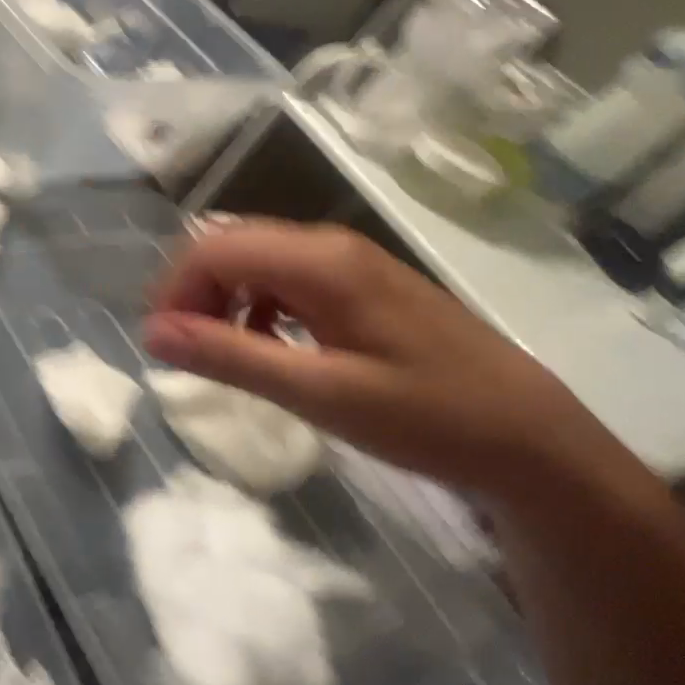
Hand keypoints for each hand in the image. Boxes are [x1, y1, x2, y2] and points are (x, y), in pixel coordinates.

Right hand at [141, 219, 638, 506]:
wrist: (534, 441)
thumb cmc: (427, 418)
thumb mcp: (319, 394)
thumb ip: (230, 357)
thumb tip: (150, 333)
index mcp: (321, 262)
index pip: (212, 248)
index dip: (174, 290)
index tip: (164, 344)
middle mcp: (330, 245)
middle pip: (229, 243)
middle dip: (193, 291)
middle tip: (187, 349)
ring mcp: (350, 260)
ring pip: (254, 257)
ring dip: (222, 297)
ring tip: (223, 350)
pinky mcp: (362, 282)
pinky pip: (285, 273)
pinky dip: (256, 302)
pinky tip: (269, 343)